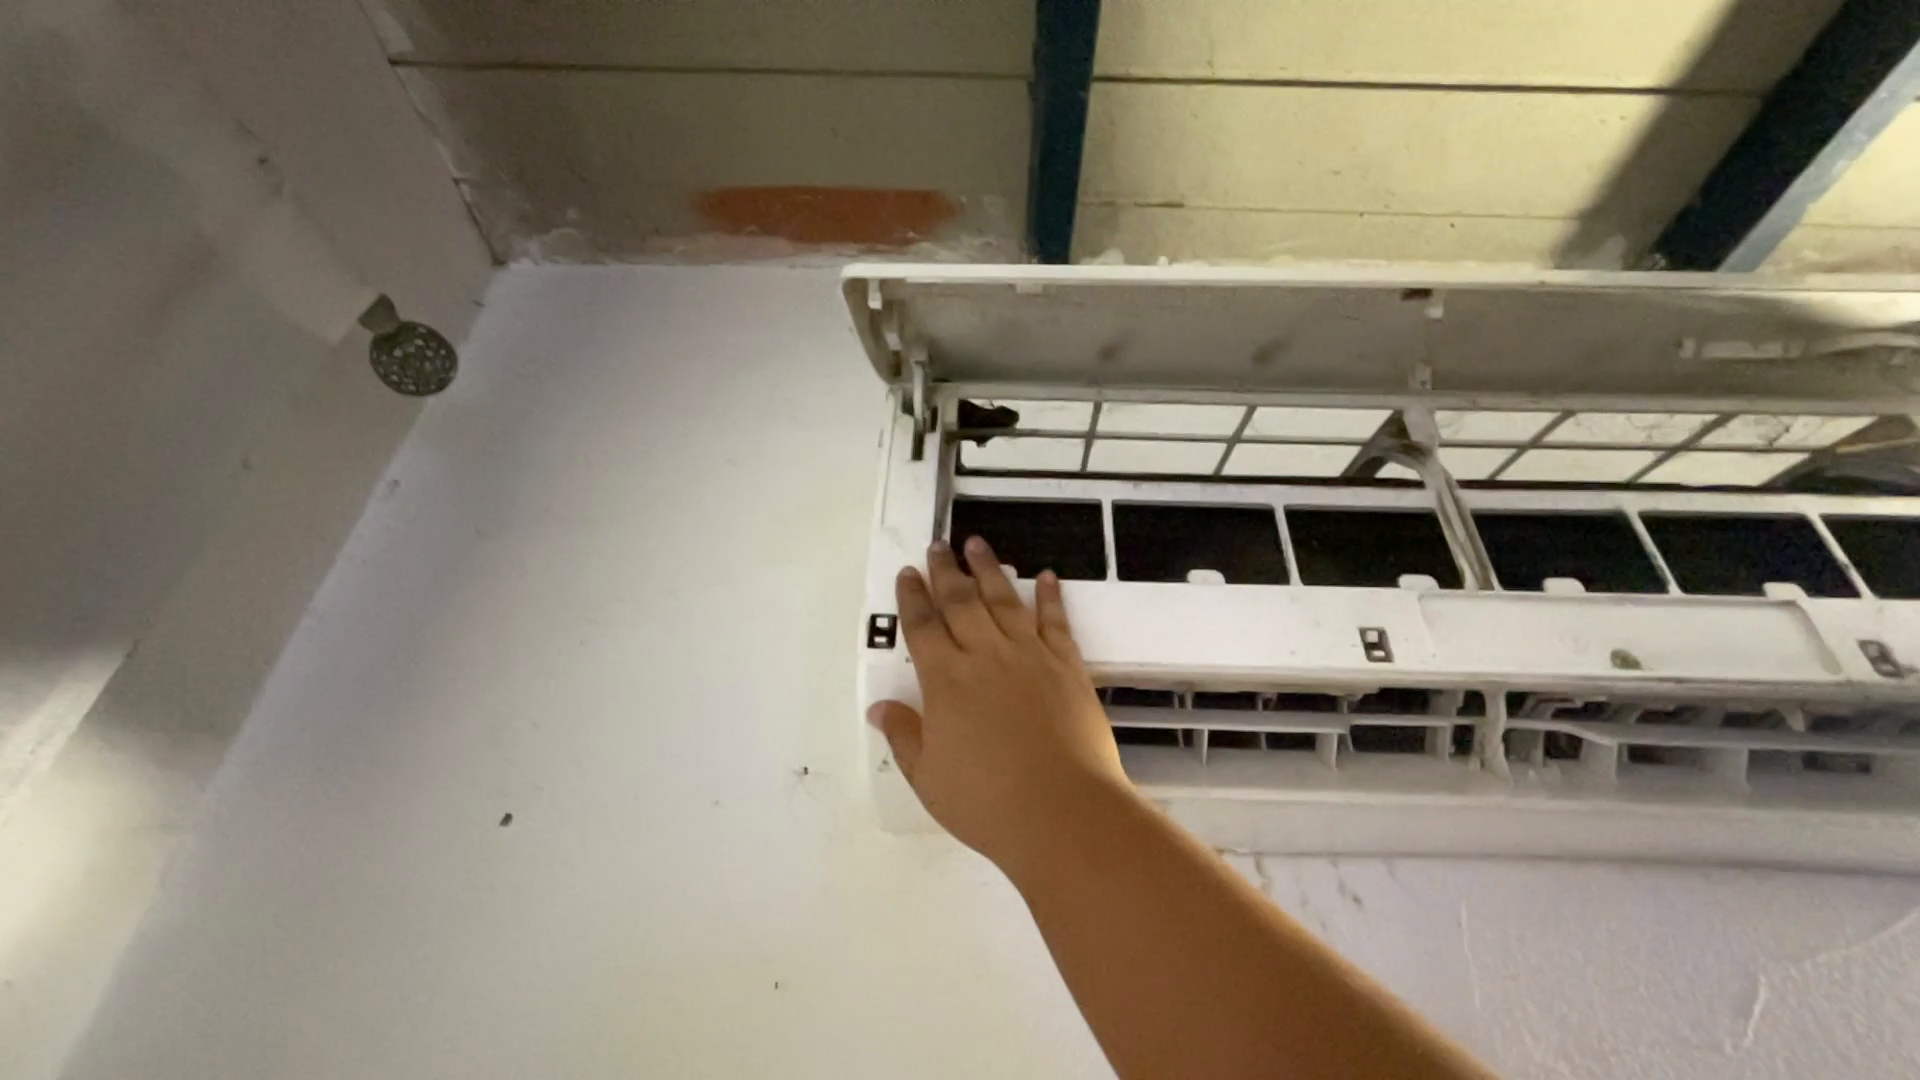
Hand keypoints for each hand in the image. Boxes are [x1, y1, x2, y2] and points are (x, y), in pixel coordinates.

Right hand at [869, 536, 1132, 871]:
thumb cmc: (987, 802)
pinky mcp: (1068, 666)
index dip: (913, 598)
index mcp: (946, 680)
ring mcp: (1030, 656)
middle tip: (938, 545)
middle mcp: (986, 656)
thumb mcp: (929, 778)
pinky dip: (1051, 597)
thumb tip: (879, 708)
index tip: (908, 573)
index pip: (923, 627)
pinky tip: (1047, 576)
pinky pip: (1056, 621)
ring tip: (977, 544)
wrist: (1063, 811)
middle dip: (946, 571)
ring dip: (989, 570)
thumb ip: (904, 736)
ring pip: (1005, 600)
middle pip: (961, 602)